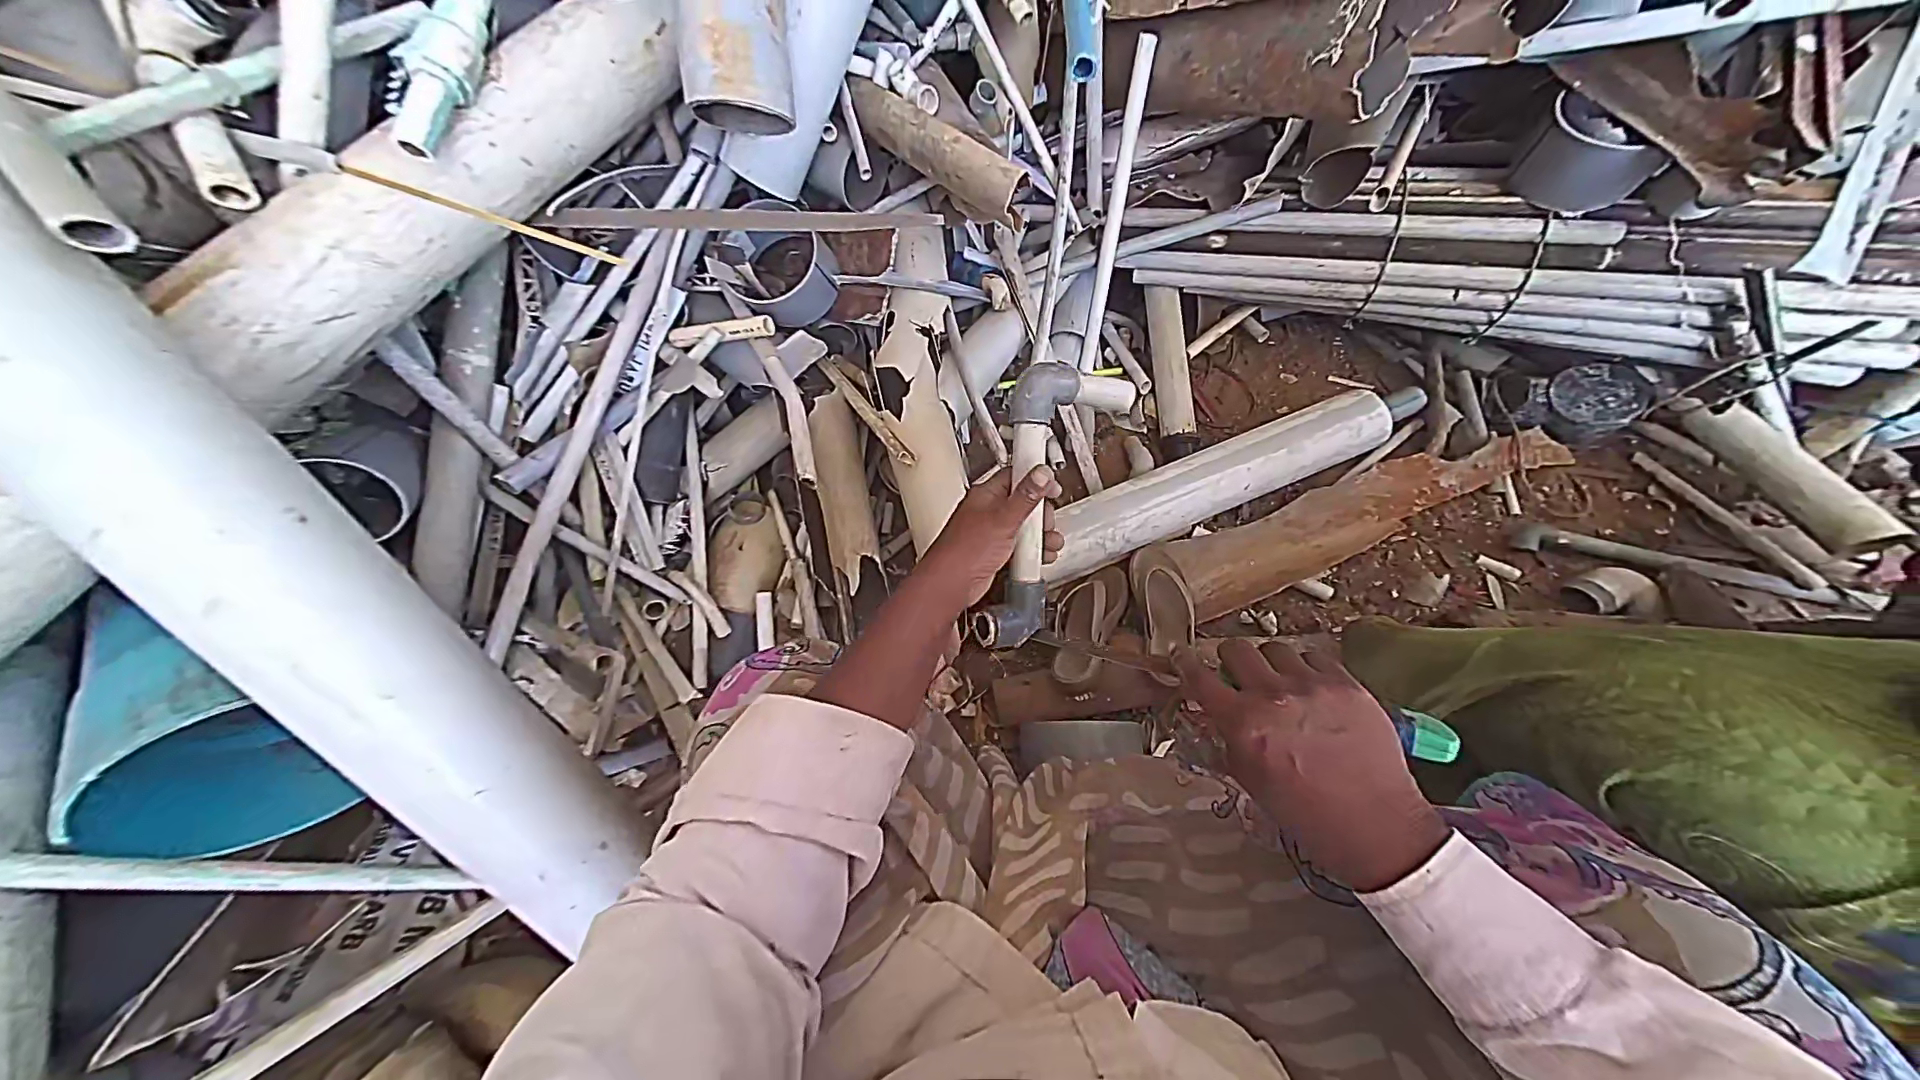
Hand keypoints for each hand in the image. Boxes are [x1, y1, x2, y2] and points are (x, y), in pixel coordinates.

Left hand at [917, 465, 1063, 607]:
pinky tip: (1041, 555)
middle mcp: (988, 512)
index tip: (1052, 486)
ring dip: (1041, 535)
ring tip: (1048, 541)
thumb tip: (1041, 474)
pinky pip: (1021, 546)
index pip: (1015, 476)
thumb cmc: (963, 551)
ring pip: (1025, 527)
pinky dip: (1034, 550)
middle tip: (1046, 522)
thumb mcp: (1003, 519)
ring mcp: (993, 532)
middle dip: (1041, 514)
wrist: (951, 584)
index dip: (1036, 479)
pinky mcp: (997, 552)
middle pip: (1025, 503)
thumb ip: (1025, 497)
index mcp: (986, 495)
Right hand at [1173, 639, 1449, 892]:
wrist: (1375, 826)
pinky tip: (1311, 688)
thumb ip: (1227, 740)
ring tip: (1279, 681)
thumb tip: (1215, 716)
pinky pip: (1316, 657)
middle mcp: (1273, 697)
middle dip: (1230, 659)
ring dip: (1269, 662)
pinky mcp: (1348, 685)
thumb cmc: (1305, 813)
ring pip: (1275, 648)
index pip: (1200, 678)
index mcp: (1243, 724)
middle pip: (1237, 649)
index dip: (1185, 663)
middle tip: (1236, 672)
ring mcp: (1313, 686)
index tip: (1182, 657)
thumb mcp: (1249, 779)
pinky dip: (1306, 668)